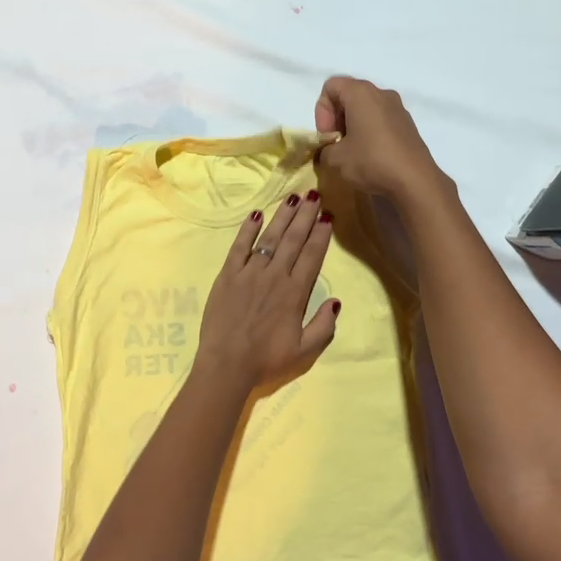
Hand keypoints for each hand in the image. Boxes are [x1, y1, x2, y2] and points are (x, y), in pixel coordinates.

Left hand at [194, 191, 339, 391]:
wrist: (227, 365)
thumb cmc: (267, 361)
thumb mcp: (305, 351)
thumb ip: (323, 326)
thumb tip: (334, 301)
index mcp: (295, 293)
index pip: (312, 256)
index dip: (321, 235)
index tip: (328, 216)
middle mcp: (274, 277)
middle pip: (293, 240)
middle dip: (305, 216)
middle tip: (314, 195)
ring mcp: (249, 274)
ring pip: (269, 238)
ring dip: (282, 217)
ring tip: (293, 198)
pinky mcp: (227, 276)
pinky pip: (239, 247)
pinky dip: (247, 230)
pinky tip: (256, 214)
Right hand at [314, 77, 450, 201]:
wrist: (414, 180)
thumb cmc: (371, 161)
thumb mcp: (335, 159)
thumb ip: (324, 150)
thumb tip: (329, 150)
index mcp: (361, 93)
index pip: (331, 86)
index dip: (322, 111)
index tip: (328, 136)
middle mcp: (381, 93)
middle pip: (349, 96)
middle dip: (337, 119)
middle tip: (336, 146)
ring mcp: (398, 108)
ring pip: (366, 109)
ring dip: (354, 127)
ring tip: (352, 154)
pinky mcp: (408, 124)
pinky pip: (381, 121)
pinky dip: (371, 133)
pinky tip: (371, 157)